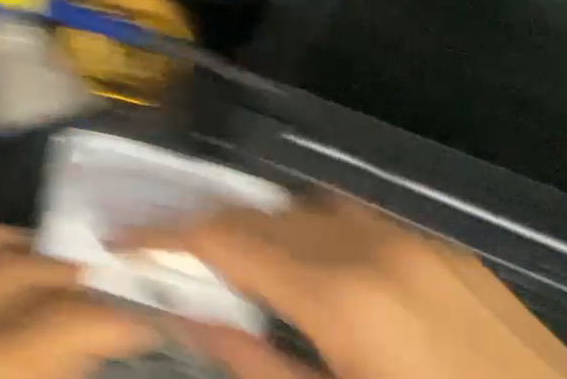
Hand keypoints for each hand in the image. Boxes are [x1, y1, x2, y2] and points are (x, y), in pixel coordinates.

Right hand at [137, 193, 566, 378]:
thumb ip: (250, 360)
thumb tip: (178, 315)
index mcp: (336, 293)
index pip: (215, 236)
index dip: (156, 235)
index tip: (117, 242)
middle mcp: (366, 245)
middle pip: (249, 214)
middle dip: (199, 231)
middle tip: (166, 257)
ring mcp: (415, 242)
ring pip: (296, 206)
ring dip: (256, 227)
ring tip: (240, 264)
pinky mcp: (449, 252)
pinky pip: (352, 218)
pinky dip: (310, 231)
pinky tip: (317, 272)